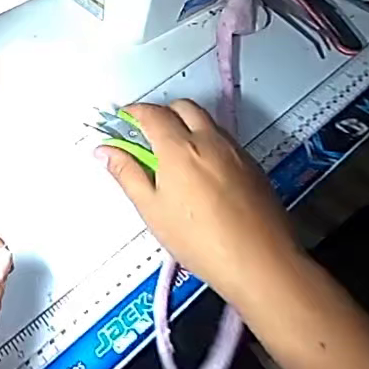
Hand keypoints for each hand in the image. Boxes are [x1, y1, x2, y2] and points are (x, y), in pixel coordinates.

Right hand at [95, 99, 302, 304]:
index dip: (133, 112)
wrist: (261, 262)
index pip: (151, 113)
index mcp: (179, 148)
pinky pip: (224, 139)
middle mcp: (209, 141)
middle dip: (162, 112)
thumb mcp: (152, 210)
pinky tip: (202, 171)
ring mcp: (234, 150)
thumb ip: (127, 174)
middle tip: (148, 135)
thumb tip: (107, 152)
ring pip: (206, 120)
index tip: (124, 119)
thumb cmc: (203, 242)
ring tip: (175, 155)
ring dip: (186, 124)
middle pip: (182, 106)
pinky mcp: (251, 164)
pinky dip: (207, 141)